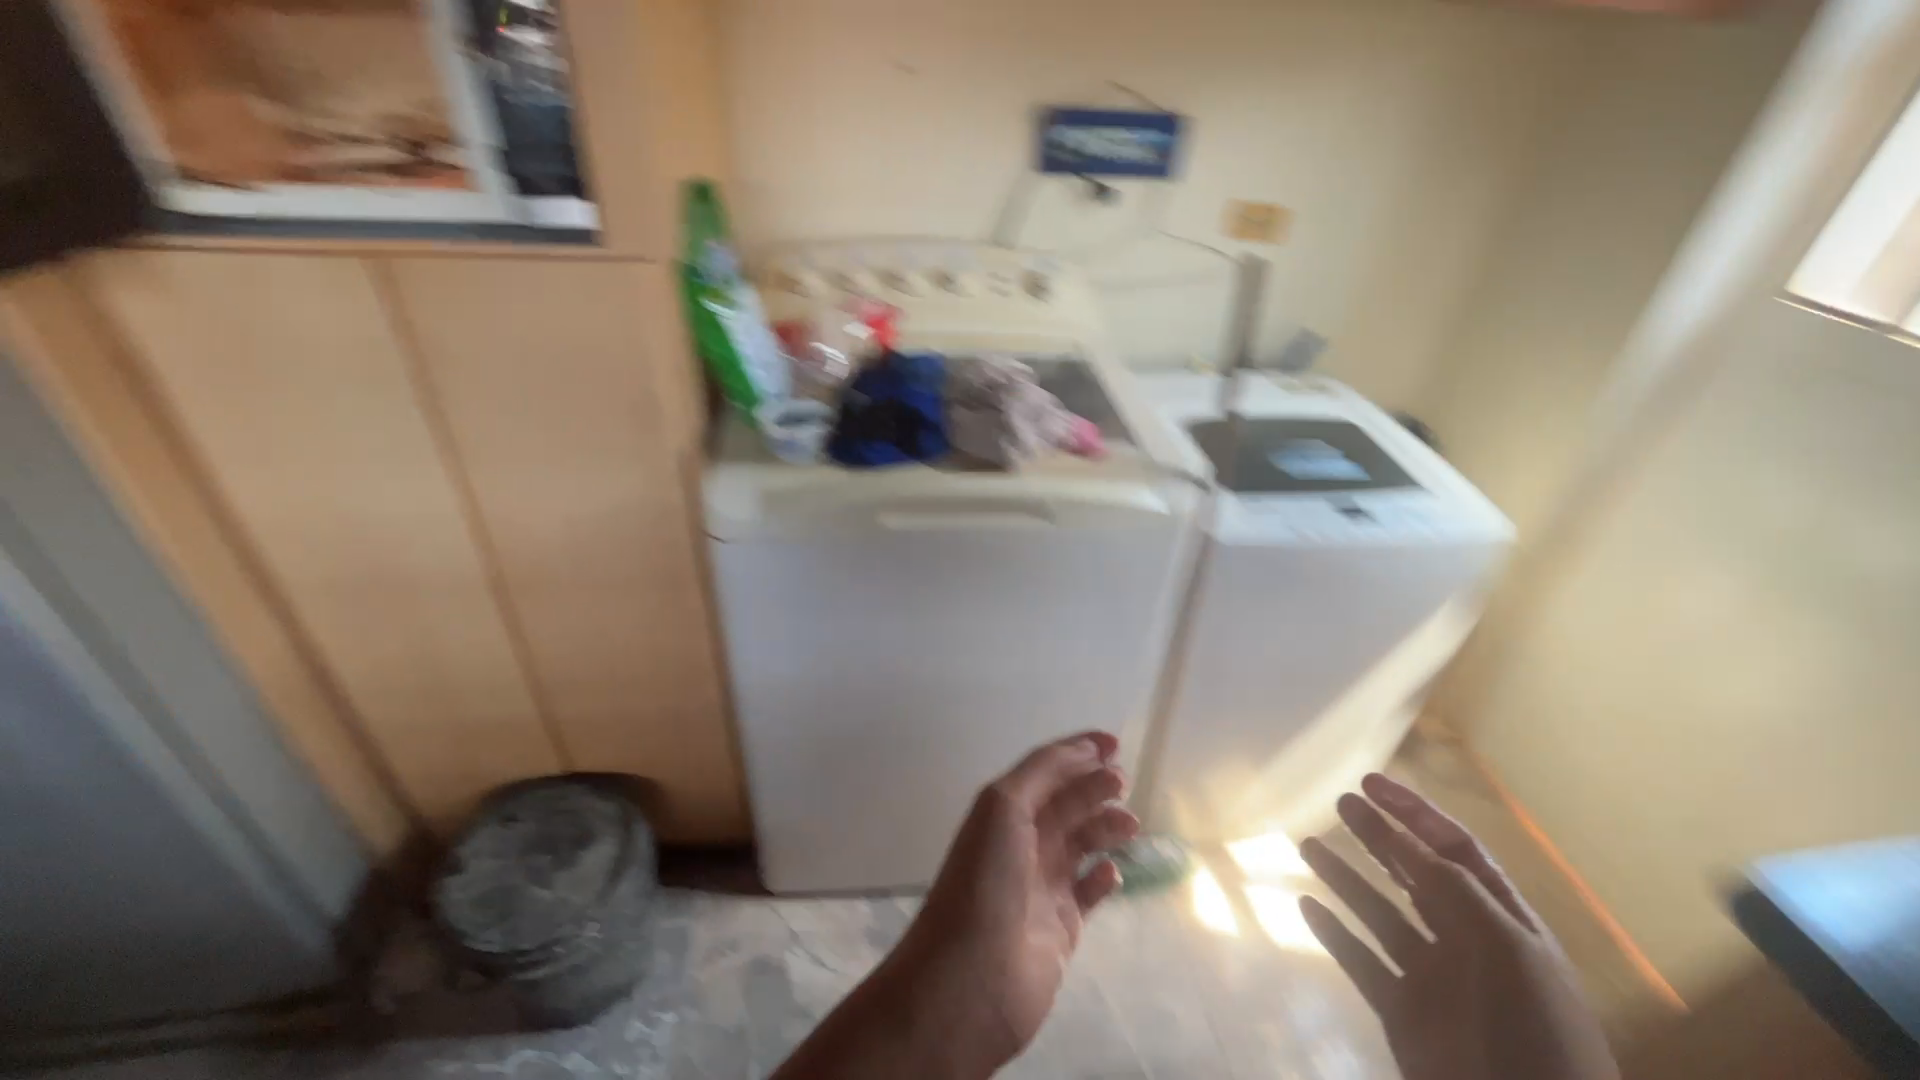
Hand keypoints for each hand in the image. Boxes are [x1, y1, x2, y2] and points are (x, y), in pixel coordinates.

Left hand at [772, 732, 1139, 1079]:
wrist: (971, 976)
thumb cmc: (985, 881)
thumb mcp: (1004, 807)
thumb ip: (1044, 772)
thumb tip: (1087, 749)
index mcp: (1002, 812)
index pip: (1044, 771)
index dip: (1077, 753)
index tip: (1114, 744)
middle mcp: (1020, 844)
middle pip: (1064, 804)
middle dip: (1094, 787)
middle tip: (1123, 784)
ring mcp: (1040, 886)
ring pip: (1079, 844)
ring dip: (1104, 827)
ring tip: (1129, 826)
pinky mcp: (1060, 928)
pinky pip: (1086, 893)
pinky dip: (1102, 878)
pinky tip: (1113, 872)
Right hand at [1299, 774, 1619, 1079]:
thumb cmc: (1534, 1031)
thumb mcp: (1508, 950)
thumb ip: (1457, 893)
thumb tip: (1410, 842)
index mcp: (1503, 921)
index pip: (1455, 851)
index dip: (1415, 814)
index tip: (1373, 785)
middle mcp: (1465, 941)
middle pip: (1414, 874)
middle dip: (1378, 836)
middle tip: (1339, 803)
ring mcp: (1431, 978)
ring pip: (1380, 913)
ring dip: (1346, 877)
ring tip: (1308, 845)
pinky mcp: (1402, 1012)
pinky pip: (1361, 961)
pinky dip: (1333, 933)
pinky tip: (1307, 906)